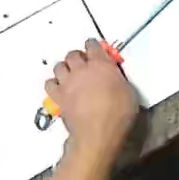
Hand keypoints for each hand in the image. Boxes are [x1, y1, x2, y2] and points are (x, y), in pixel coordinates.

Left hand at [44, 39, 137, 163]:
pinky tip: (60, 88)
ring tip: (70, 75)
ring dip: (64, 68)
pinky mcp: (58, 97)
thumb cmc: (118, 114)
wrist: (98, 133)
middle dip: (77, 57)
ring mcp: (67, 83)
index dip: (93, 46)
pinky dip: (54, 84)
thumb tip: (113, 76)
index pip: (93, 45)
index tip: (94, 49)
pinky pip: (50, 83)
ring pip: (59, 66)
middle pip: (72, 54)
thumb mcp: (128, 92)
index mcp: (101, 65)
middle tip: (82, 64)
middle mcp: (81, 70)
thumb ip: (118, 79)